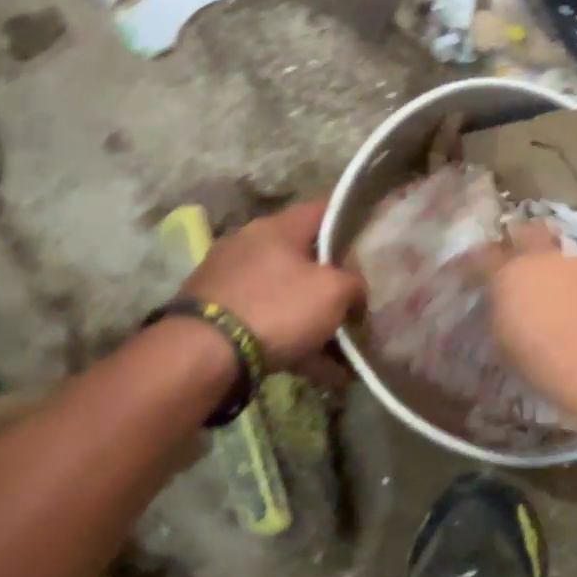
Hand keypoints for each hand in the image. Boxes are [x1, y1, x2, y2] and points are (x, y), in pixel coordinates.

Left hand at [182, 199, 363, 368]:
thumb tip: (354, 290)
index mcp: (276, 228)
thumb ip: (354, 282)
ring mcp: (227, 278)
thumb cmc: (279, 308)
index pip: (322, 209)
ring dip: (312, 312)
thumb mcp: (335, 291)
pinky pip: (267, 319)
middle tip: (357, 296)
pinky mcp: (216, 311)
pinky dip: (292, 337)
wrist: (205, 352)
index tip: (371, 234)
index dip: (350, 218)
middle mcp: (248, 244)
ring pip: (285, 290)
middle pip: (303, 254)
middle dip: (331, 276)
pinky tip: (316, 367)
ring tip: (339, 342)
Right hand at [478, 224, 576, 417]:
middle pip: (530, 233)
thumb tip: (504, 305)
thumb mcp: (504, 343)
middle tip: (522, 265)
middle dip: (523, 243)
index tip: (472, 274)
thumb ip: (500, 313)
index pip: (482, 256)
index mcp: (510, 273)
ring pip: (567, 256)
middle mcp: (546, 259)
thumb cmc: (544, 364)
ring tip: (565, 295)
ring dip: (562, 270)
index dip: (475, 264)